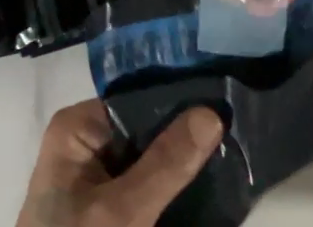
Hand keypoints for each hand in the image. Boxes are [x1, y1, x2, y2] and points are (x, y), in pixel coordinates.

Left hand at [16, 101, 223, 226]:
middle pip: (147, 130)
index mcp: (78, 127)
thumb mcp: (122, 211)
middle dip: (186, 140)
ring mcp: (96, 175)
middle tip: (234, 140)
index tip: (225, 110)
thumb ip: (166, 164)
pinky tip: (205, 190)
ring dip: (183, 168)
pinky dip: (170, 191)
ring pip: (151, 160)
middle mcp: (86, 142)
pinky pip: (146, 185)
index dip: (182, 106)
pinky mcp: (106, 205)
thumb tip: (212, 112)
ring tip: (230, 162)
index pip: (139, 101)